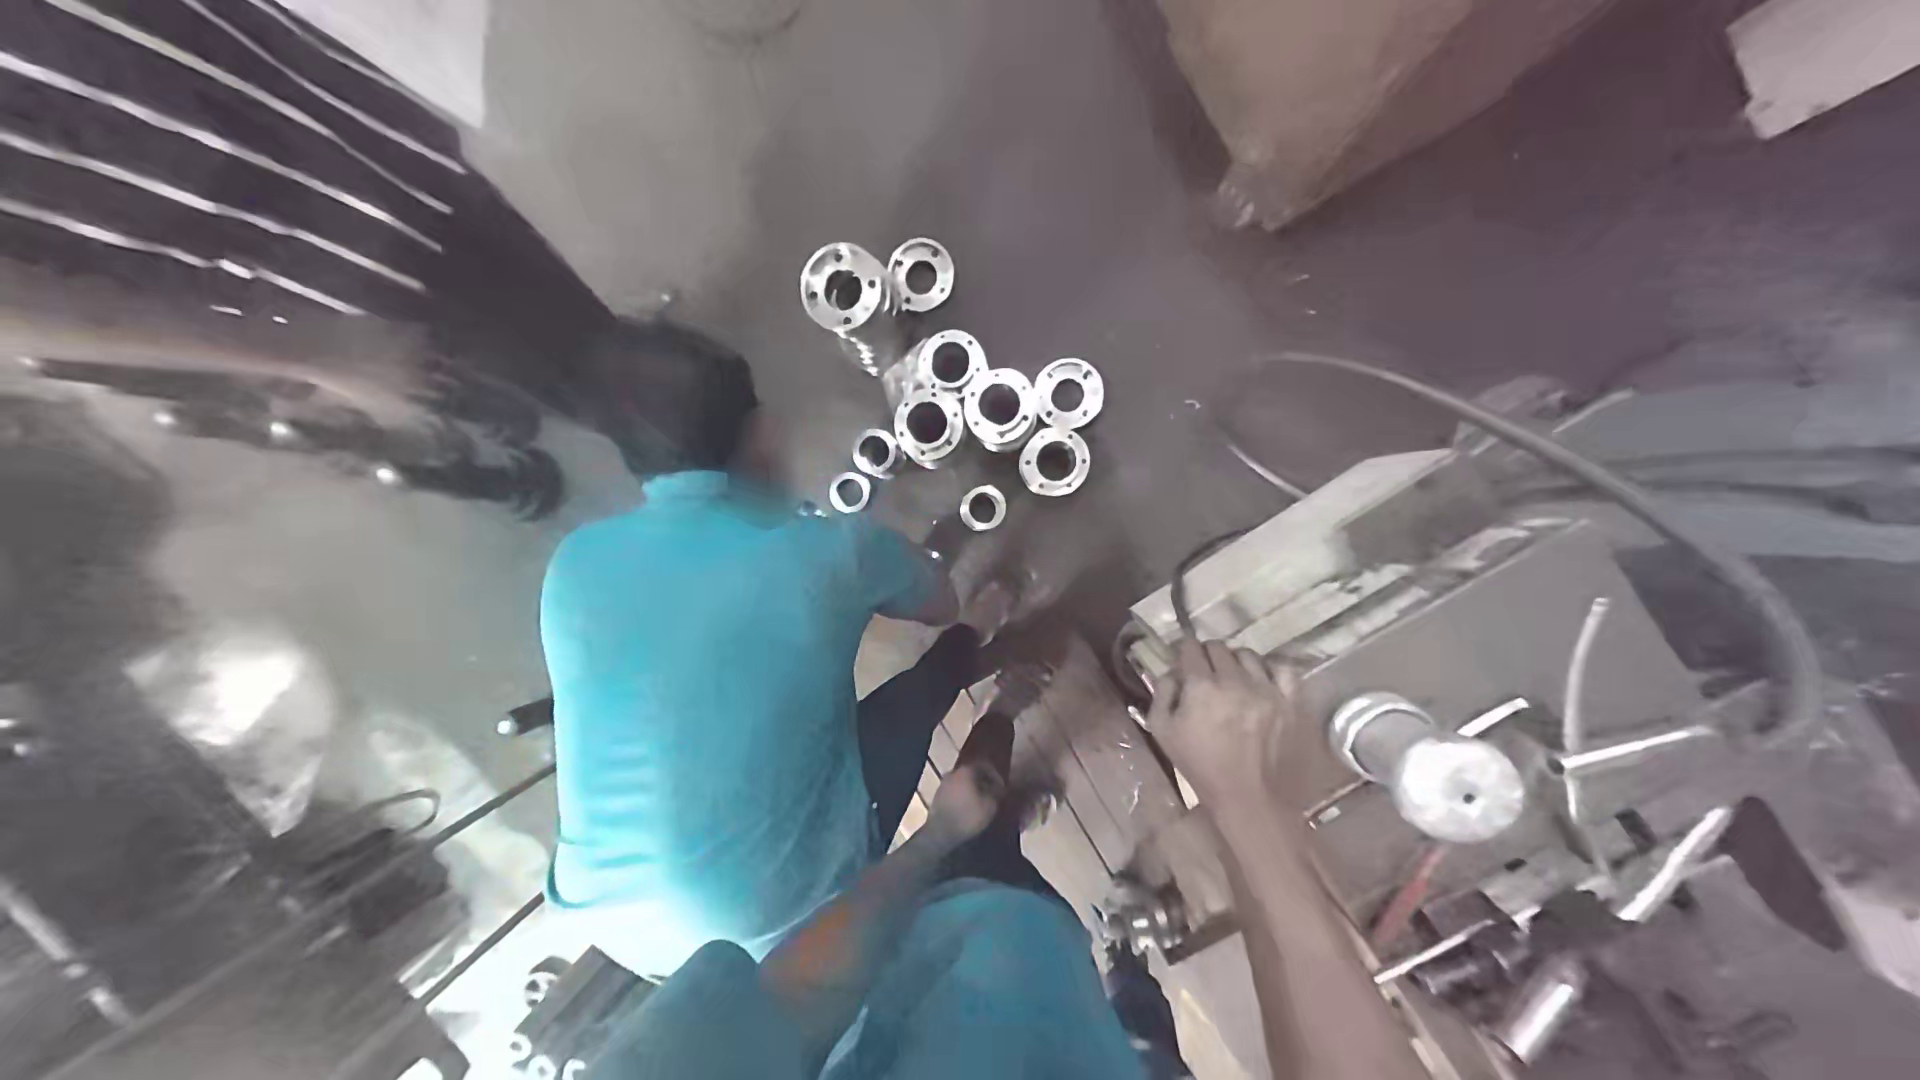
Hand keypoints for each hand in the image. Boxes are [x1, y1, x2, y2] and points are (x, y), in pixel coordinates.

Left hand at [921, 762, 1005, 851]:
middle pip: (973, 772)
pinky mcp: (938, 795)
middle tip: (992, 793)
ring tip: (981, 801)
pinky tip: (968, 806)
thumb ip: (996, 791)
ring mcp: (944, 783)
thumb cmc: (968, 816)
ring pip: (963, 781)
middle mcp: (953, 772)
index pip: (985, 764)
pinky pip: (955, 790)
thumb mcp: (990, 805)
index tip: (1002, 787)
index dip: (996, 775)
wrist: (941, 832)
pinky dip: (963, 795)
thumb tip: (999, 786)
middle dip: (984, 781)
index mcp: (966, 770)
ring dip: (973, 788)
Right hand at [1149, 639, 1303, 806]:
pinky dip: (1269, 669)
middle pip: (1218, 647)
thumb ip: (1161, 693)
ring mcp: (1266, 689)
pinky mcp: (1289, 702)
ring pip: (1248, 655)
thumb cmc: (1200, 765)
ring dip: (1235, 660)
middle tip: (1205, 671)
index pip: (1191, 648)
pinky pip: (1283, 669)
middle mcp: (1234, 680)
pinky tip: (1261, 680)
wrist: (1248, 796)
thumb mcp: (1162, 731)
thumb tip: (1171, 672)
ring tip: (1232, 676)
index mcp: (1201, 686)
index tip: (1184, 660)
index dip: (1185, 651)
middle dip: (1207, 654)